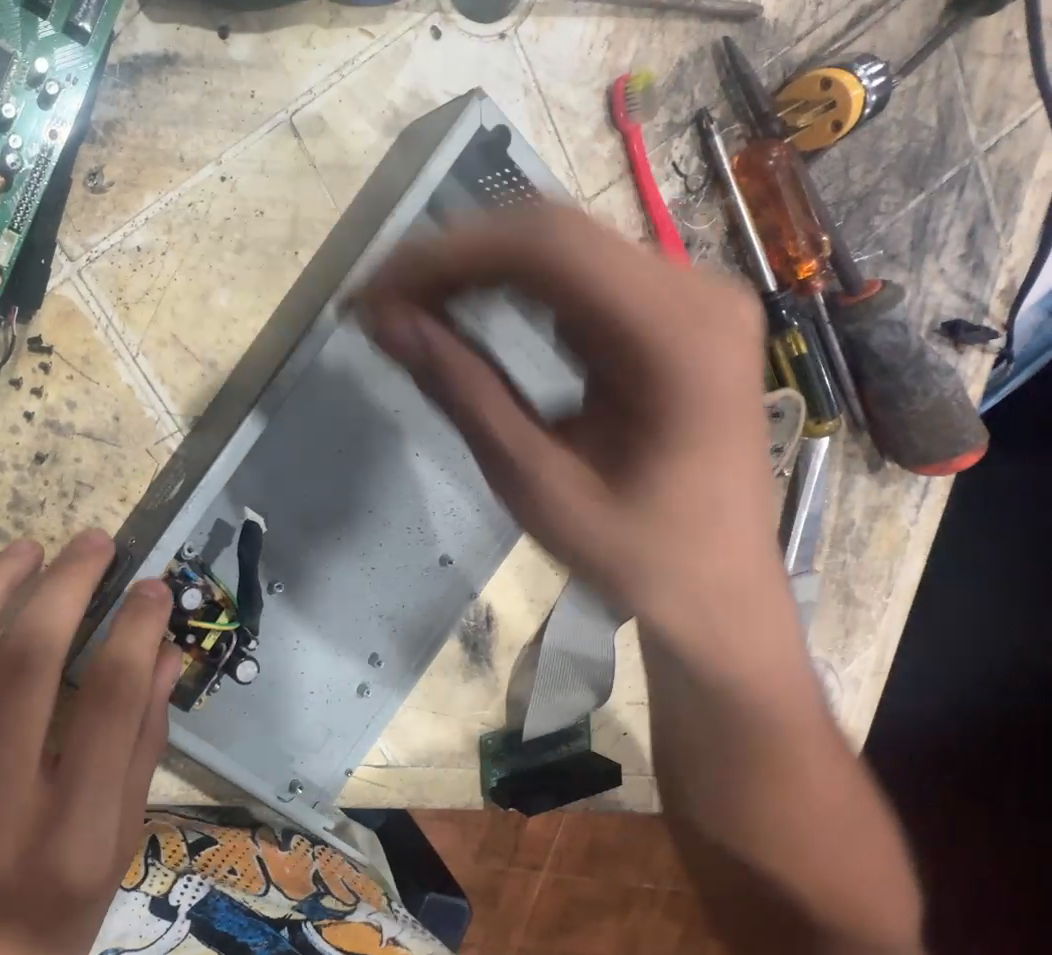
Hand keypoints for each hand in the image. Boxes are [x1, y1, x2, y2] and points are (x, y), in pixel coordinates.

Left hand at [0, 531, 179, 954]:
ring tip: (25, 552)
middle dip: (66, 586)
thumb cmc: (47, 922)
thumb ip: (139, 750)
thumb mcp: (116, 854)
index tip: (150, 588)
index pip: (108, 703)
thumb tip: (163, 653)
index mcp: (68, 836)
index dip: (135, 629)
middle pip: (26, 665)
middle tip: (94, 543)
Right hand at [353, 204, 780, 634]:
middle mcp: (691, 292)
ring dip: (471, 269)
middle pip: (552, 235)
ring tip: (401, 306)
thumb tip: (386, 325)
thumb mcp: (532, 478)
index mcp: (673, 333)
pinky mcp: (668, 316)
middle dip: (450, 259)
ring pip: (560, 247)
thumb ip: (463, 391)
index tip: (371, 295)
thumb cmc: (632, 548)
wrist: (714, 587)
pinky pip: (575, 276)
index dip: (445, 258)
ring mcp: (685, 298)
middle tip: (374, 301)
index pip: (546, 249)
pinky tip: (456, 311)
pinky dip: (504, 287)